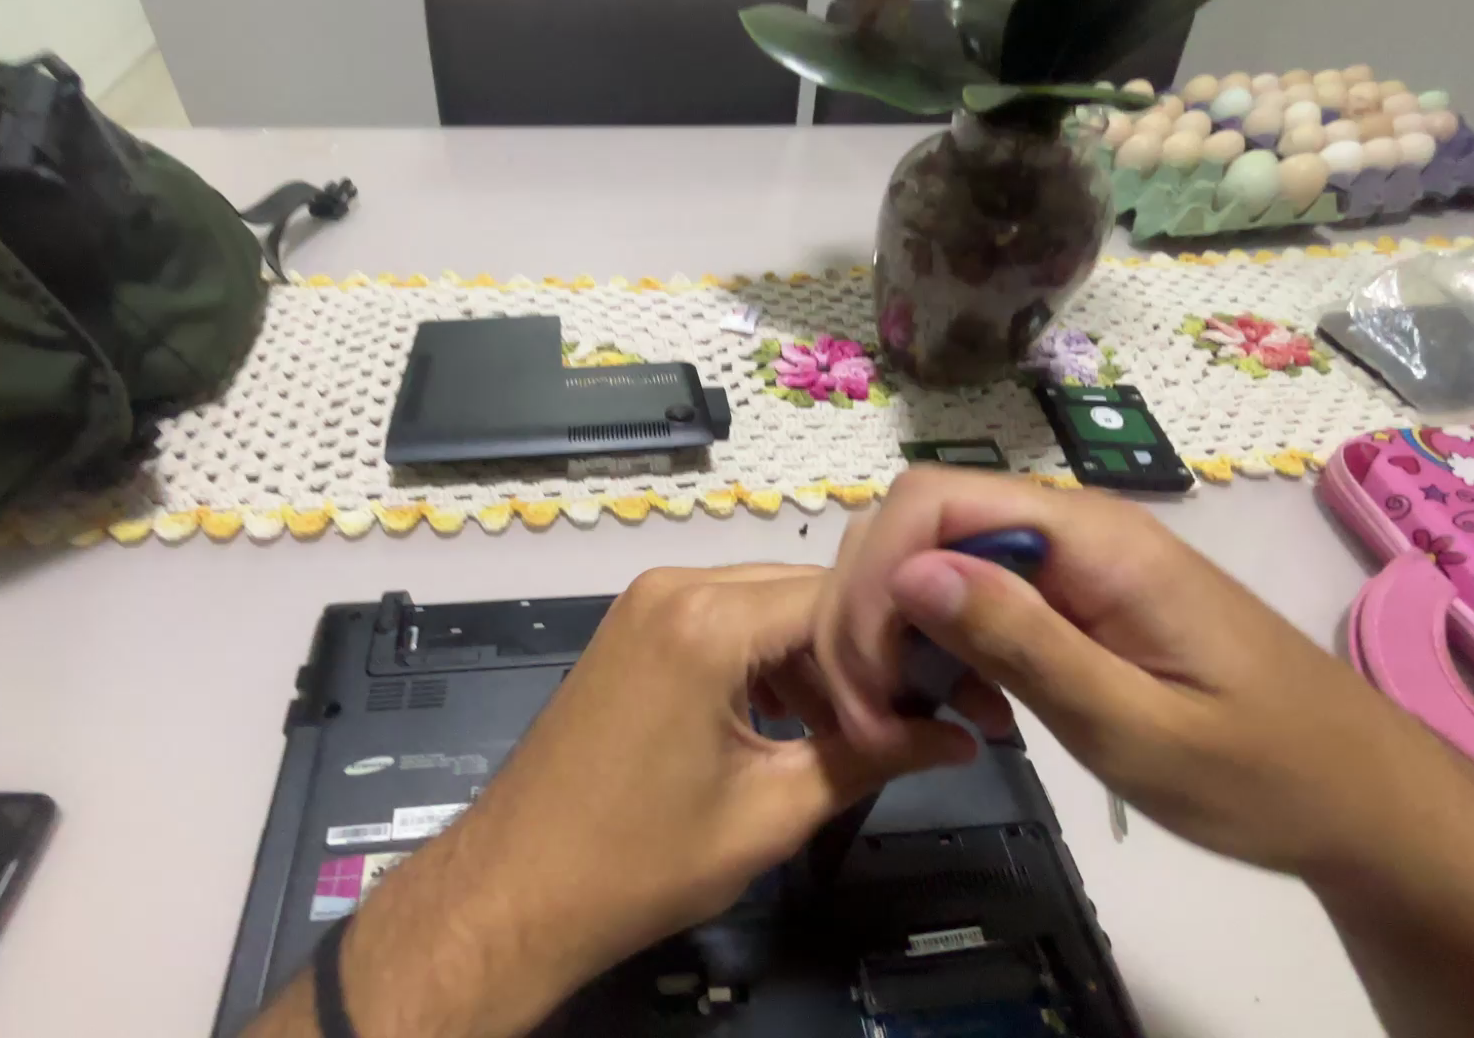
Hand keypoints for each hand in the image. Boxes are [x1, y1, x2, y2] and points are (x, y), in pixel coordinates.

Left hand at [340, 565, 975, 1037]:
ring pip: (763, 607)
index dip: (900, 645)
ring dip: (812, 660)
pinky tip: (791, 718)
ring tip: (853, 731)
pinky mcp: (635, 628)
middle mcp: (675, 586)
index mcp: (707, 620)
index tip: (947, 694)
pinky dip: (763, 662)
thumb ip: (871, 758)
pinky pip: (721, 623)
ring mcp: (647, 603)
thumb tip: (956, 737)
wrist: (517, 887)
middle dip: (858, 654)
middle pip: (801, 595)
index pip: (839, 599)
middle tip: (913, 714)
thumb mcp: (771, 810)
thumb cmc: (639, 858)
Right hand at [806, 467, 1473, 1037]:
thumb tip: (908, 571)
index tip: (870, 674)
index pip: (932, 500)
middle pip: (915, 522)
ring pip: (926, 557)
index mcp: (1089, 538)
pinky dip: (932, 646)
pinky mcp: (1057, 594)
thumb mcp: (1135, 724)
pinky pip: (961, 594)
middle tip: (875, 707)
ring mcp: (1058, 558)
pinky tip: (962, 703)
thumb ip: (1022, 641)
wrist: (1360, 799)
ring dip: (894, 629)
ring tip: (918, 713)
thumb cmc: (1262, 773)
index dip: (876, 574)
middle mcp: (1063, 526)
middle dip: (868, 606)